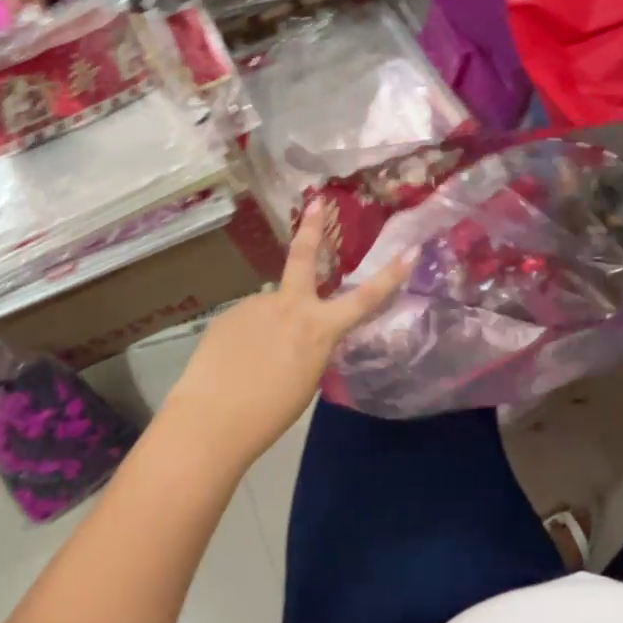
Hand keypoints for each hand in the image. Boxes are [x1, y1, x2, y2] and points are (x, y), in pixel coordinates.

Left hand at [160, 197, 412, 465]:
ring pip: (272, 307)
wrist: (211, 419)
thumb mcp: (308, 378)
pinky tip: (237, 362)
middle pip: (303, 258)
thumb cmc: (269, 412)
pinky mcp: (228, 315)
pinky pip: (249, 321)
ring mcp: (254, 305)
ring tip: (256, 362)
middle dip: (313, 229)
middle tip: (317, 203)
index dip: (390, 275)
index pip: (364, 299)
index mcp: (318, 329)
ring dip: (271, 325)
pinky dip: (250, 337)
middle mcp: (288, 306)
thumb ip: (311, 345)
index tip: (410, 251)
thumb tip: (300, 329)